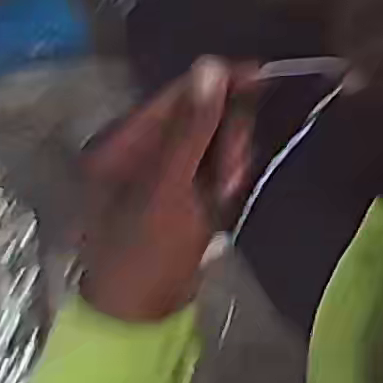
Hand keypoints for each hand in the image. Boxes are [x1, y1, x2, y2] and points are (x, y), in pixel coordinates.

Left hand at [77, 58, 255, 321]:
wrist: (143, 318)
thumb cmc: (147, 251)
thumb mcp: (170, 186)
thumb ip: (194, 125)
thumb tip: (212, 64)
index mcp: (122, 140)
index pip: (179, 92)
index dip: (219, 80)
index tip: (260, 73)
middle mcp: (139, 145)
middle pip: (201, 112)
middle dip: (225, 134)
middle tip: (233, 169)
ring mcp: (160, 165)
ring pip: (213, 135)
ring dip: (229, 155)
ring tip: (227, 188)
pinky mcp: (180, 183)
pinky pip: (214, 157)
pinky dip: (225, 170)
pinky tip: (224, 193)